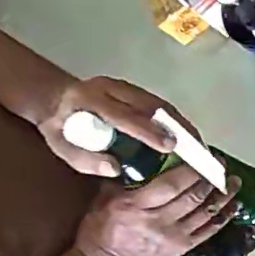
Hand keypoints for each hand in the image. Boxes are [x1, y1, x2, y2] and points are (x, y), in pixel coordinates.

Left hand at [41, 77, 195, 177]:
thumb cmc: (60, 127)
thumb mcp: (62, 147)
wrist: (55, 98)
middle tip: (196, 150)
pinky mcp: (135, 90)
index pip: (123, 114)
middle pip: (151, 105)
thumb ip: (85, 159)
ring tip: (199, 148)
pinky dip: (177, 122)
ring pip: (160, 104)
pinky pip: (161, 105)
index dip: (148, 131)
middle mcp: (110, 87)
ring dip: (182, 125)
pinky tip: (189, 138)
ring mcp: (125, 86)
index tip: (169, 146)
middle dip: (176, 128)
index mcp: (89, 99)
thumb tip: (115, 169)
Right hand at [74, 166, 241, 255]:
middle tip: (222, 165)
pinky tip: (234, 204)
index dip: (192, 170)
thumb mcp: (105, 197)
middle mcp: (158, 221)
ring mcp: (173, 236)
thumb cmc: (102, 226)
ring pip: (206, 213)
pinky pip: (209, 231)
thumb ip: (125, 175)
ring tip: (235, 181)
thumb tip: (144, 150)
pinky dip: (224, 217)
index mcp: (136, 205)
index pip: (171, 184)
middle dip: (211, 179)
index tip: (204, 156)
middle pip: (193, 197)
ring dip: (224, 196)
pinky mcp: (182, 247)